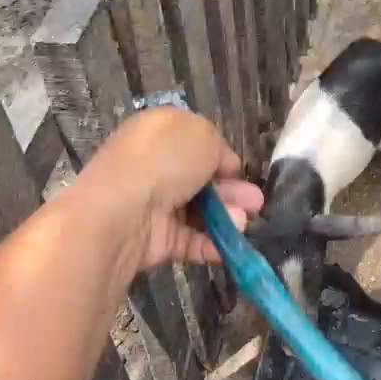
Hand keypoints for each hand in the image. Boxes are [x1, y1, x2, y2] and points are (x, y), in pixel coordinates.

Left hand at [80, 109, 263, 269]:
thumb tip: (221, 168)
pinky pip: (190, 240)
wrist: (123, 209)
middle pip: (202, 180)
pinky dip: (213, 243)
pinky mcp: (155, 239)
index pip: (197, 145)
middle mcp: (154, 166)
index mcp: (159, 133)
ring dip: (228, 217)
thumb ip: (219, 149)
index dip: (223, 158)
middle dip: (233, 191)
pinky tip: (231, 245)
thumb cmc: (165, 160)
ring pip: (200, 211)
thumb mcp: (203, 134)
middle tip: (257, 204)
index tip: (240, 172)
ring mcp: (153, 204)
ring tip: (245, 223)